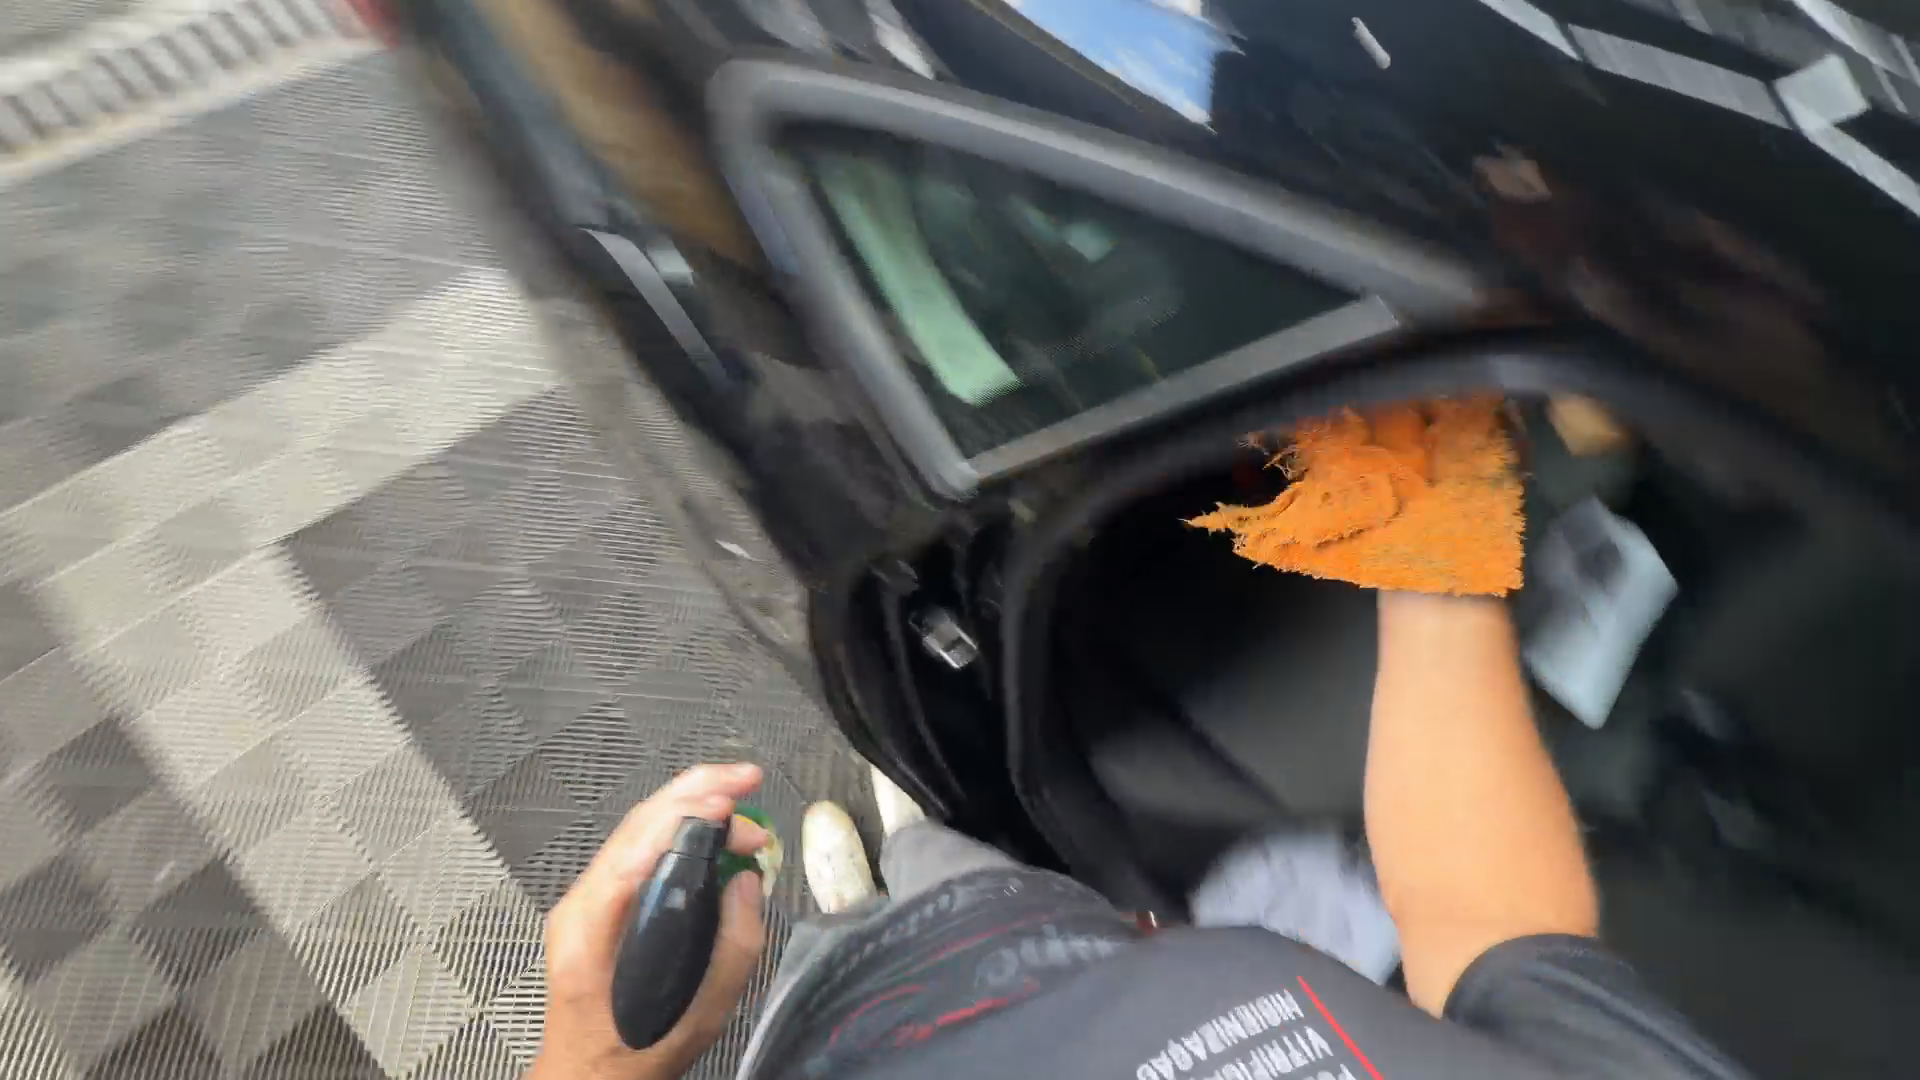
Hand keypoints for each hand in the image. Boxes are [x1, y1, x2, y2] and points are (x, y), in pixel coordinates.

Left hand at [531, 763, 771, 1079]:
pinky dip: (680, 817)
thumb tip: (748, 879)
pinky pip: (639, 839)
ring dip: (693, 798)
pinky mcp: (596, 895)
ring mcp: (584, 895)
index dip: (687, 813)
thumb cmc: (638, 1054)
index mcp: (594, 929)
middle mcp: (581, 902)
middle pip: (640, 821)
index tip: (732, 804)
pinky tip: (711, 813)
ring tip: (740, 789)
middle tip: (750, 780)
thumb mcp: (703, 1015)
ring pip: (639, 823)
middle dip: (700, 790)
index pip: (638, 848)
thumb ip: (735, 944)